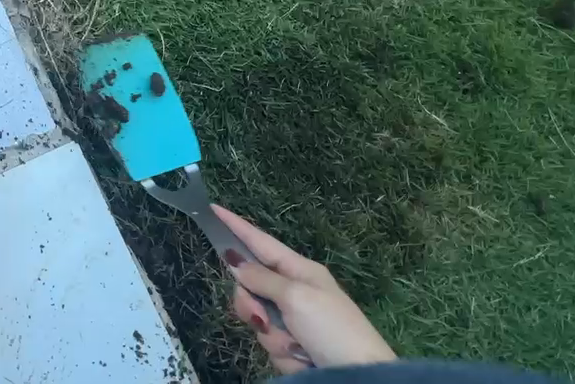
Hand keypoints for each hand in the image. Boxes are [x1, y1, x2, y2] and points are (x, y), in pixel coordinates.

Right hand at [216, 205, 396, 373]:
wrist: (362, 381)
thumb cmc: (333, 329)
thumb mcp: (296, 297)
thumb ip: (261, 278)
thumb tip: (234, 261)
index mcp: (299, 270)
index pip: (259, 241)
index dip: (235, 225)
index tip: (211, 208)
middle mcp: (293, 291)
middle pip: (249, 283)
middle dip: (249, 302)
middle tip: (260, 317)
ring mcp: (293, 320)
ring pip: (254, 313)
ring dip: (269, 332)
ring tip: (292, 345)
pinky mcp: (293, 345)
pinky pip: (268, 340)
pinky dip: (281, 351)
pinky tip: (300, 358)